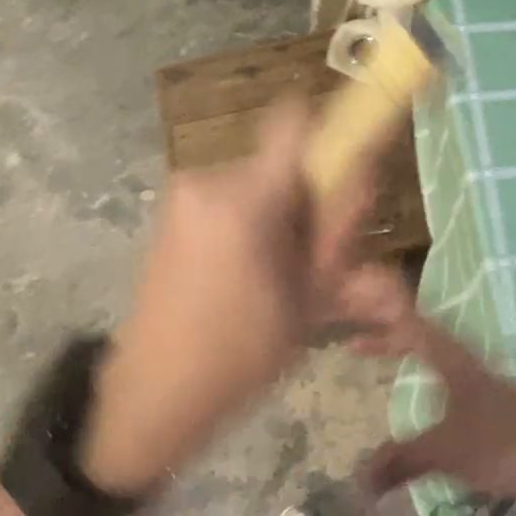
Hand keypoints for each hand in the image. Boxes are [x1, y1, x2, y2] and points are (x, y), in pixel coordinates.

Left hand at [80, 97, 401, 495]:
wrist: (153, 394)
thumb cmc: (240, 353)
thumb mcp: (310, 297)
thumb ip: (340, 228)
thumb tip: (363, 171)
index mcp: (247, 198)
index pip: (294, 122)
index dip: (326, 134)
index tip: (340, 173)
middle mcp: (210, 179)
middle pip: (281, 162)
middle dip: (303, 199)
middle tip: (305, 259)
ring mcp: (183, 192)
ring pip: (256, 183)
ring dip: (274, 214)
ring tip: (270, 274)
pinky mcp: (169, 209)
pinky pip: (228, 197)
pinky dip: (245, 222)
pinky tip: (239, 274)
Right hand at [356, 278, 515, 500]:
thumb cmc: (502, 443)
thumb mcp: (445, 450)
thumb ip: (402, 459)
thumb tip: (359, 477)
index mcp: (454, 359)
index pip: (411, 327)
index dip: (381, 327)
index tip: (352, 328)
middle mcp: (470, 361)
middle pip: (425, 337)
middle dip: (392, 339)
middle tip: (363, 345)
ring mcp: (488, 380)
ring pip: (441, 356)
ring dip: (414, 355)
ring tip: (391, 360)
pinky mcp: (500, 403)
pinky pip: (454, 379)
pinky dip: (432, 380)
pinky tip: (430, 401)